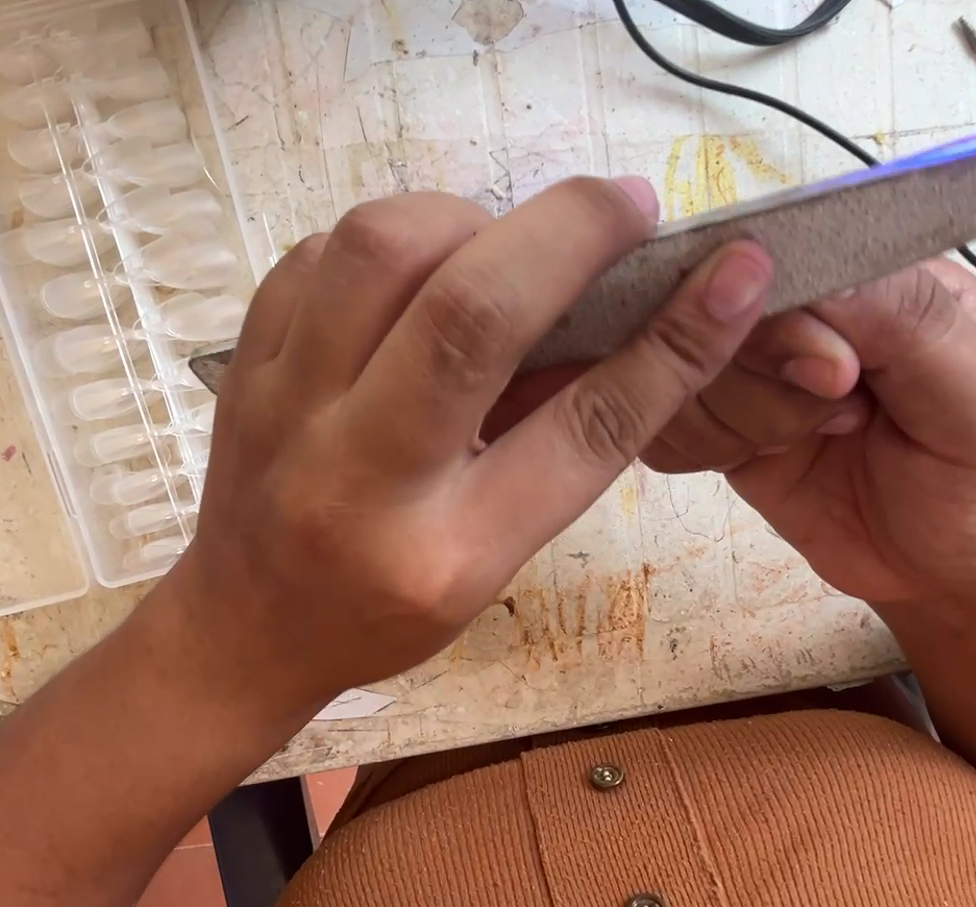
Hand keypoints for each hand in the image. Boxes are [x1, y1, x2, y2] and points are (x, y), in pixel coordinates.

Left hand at [159, 178, 779, 713]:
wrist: (245, 629)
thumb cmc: (381, 615)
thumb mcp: (486, 565)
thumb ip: (552, 458)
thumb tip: (614, 327)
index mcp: (443, 553)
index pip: (577, 433)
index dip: (668, 346)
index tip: (731, 275)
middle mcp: (357, 476)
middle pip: (470, 314)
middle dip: (568, 230)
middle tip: (623, 207)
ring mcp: (284, 407)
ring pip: (380, 249)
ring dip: (468, 219)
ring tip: (502, 247)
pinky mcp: (245, 363)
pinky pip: (321, 253)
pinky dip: (391, 236)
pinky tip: (418, 270)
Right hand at [671, 259, 975, 604]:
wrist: (947, 583)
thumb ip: (913, 325)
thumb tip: (817, 266)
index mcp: (885, 288)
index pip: (798, 266)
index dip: (792, 319)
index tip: (830, 378)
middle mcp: (814, 324)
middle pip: (725, 318)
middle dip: (764, 385)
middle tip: (833, 429)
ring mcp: (763, 381)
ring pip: (690, 373)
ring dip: (738, 425)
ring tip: (803, 452)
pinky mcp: (730, 430)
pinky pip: (674, 422)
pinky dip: (698, 447)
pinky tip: (753, 466)